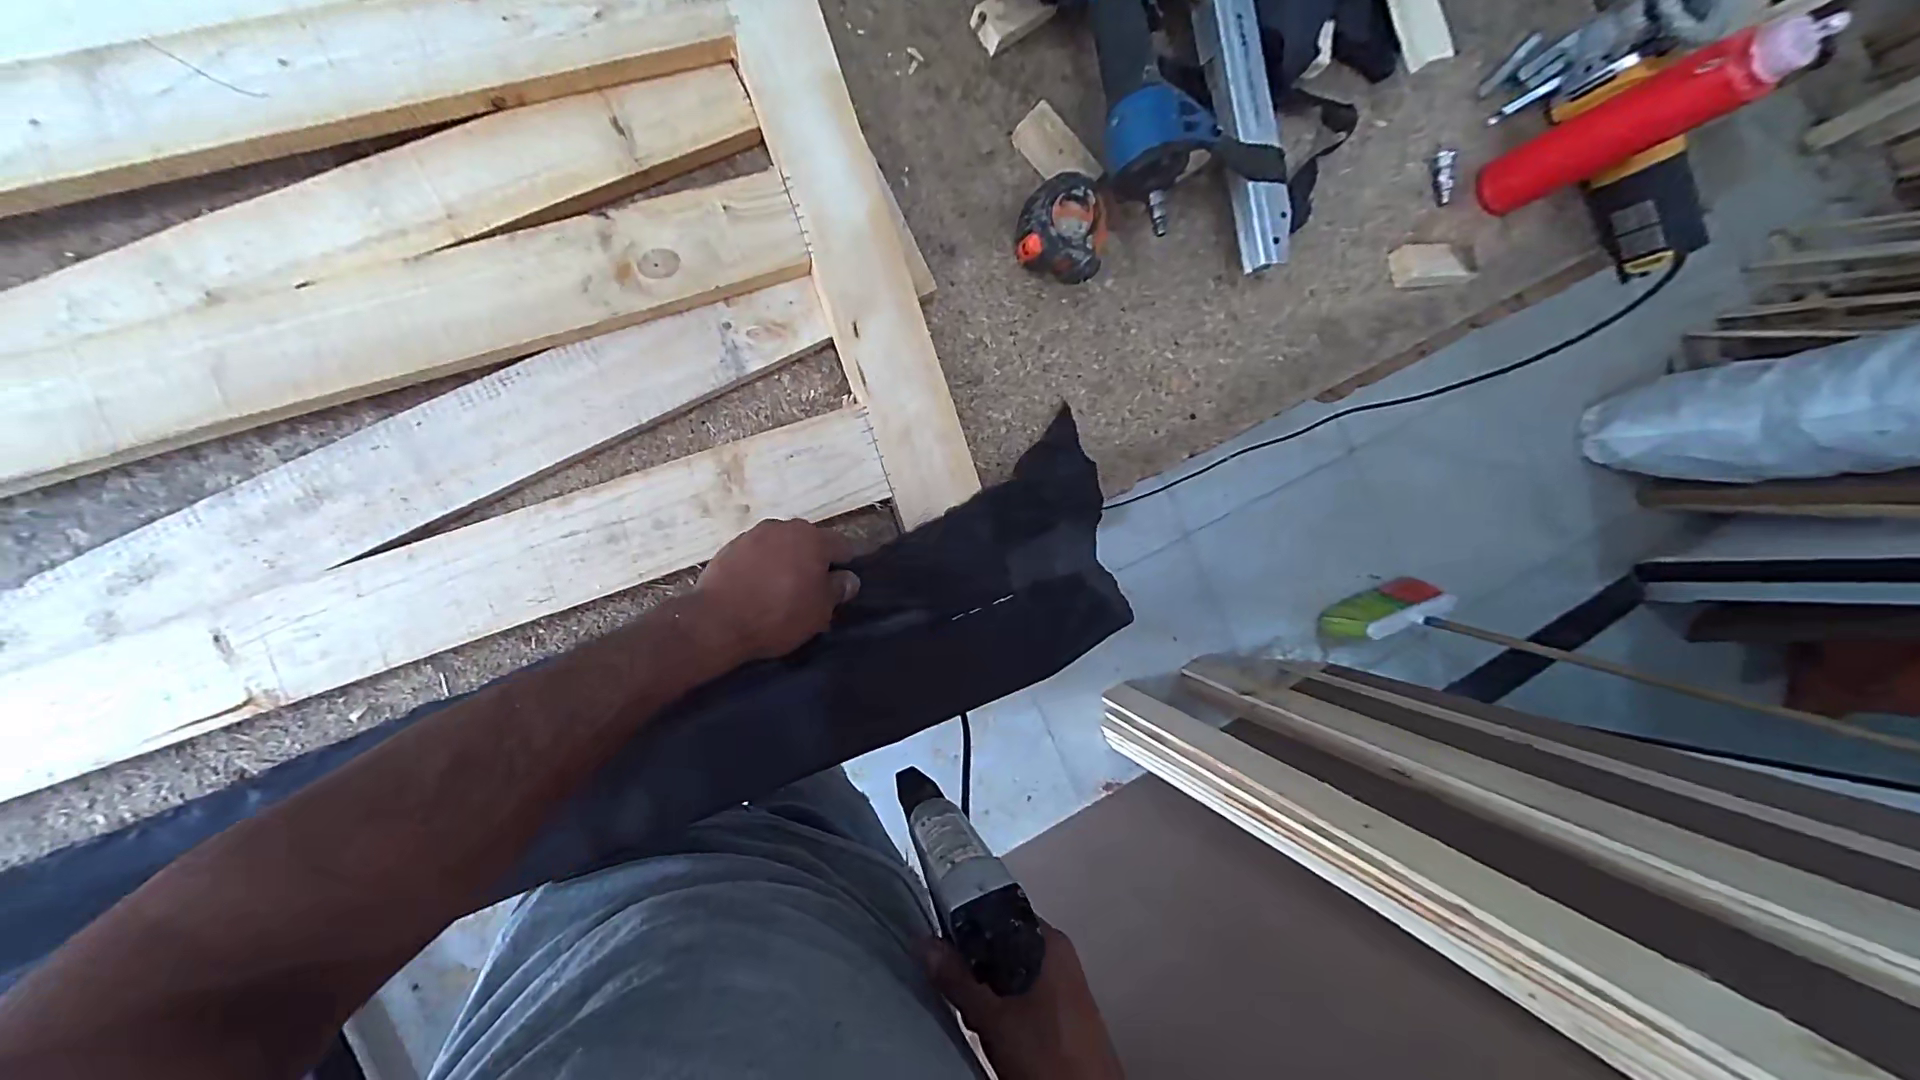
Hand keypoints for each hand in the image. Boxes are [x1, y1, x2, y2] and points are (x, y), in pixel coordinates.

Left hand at [692, 519, 859, 664]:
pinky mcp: (730, 547)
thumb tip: (848, 579)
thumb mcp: (820, 611)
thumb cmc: (779, 615)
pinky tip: (756, 589)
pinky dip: (761, 567)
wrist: (717, 621)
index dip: (844, 566)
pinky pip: (756, 554)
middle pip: (809, 542)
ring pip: (781, 546)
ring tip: (779, 591)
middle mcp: (785, 527)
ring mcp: (754, 535)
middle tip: (809, 591)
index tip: (838, 587)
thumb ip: (838, 590)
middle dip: (813, 562)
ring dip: (785, 562)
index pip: (842, 546)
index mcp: (813, 539)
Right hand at [920, 923, 1124, 1079]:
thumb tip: (925, 943)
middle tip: (953, 985)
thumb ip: (958, 979)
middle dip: (974, 961)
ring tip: (971, 1012)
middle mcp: (1056, 953)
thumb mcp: (994, 1018)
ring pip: (1008, 968)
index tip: (940, 939)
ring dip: (985, 987)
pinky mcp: (1059, 1010)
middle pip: (1001, 940)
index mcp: (1048, 940)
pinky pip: (1020, 990)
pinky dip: (1000, 1003)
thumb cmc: (1047, 1055)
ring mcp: (1061, 982)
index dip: (966, 920)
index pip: (999, 909)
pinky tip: (989, 1027)